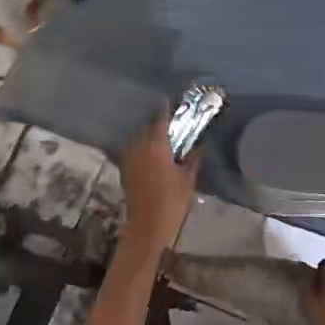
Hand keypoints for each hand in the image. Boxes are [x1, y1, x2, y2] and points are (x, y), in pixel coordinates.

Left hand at [118, 114, 200, 253]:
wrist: (147, 225)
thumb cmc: (171, 201)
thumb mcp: (188, 180)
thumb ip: (192, 160)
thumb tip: (199, 148)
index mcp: (156, 145)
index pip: (160, 120)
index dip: (164, 109)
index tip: (167, 100)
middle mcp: (139, 147)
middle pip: (146, 128)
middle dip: (156, 125)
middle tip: (169, 124)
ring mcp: (129, 159)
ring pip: (138, 140)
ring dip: (147, 137)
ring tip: (160, 140)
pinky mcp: (124, 171)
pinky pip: (133, 153)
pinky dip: (140, 150)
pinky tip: (150, 156)